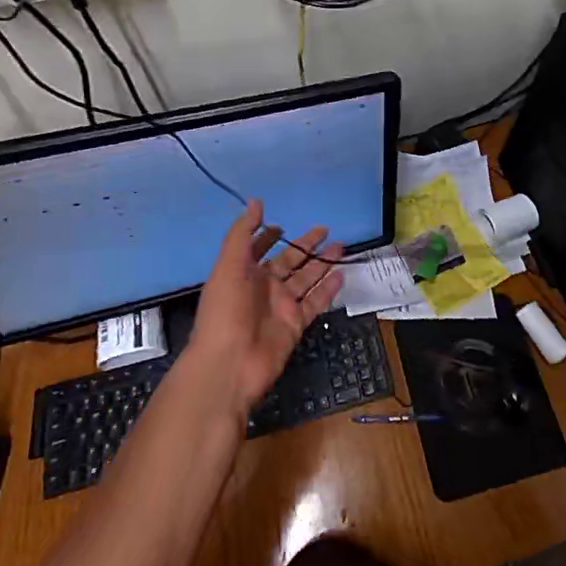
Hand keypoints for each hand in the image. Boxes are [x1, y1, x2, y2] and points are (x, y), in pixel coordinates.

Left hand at [183, 200, 343, 410]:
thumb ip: (243, 233)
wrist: (230, 363)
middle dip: (304, 246)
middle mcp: (263, 287)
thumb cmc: (225, 311)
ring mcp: (281, 306)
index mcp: (243, 272)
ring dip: (321, 263)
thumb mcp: (228, 265)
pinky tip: (341, 274)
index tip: (281, 225)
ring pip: (305, 279)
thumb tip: (256, 202)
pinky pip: (315, 302)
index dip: (267, 236)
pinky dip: (328, 289)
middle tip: (325, 230)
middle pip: (288, 261)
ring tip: (340, 246)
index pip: (257, 249)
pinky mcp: (295, 323)